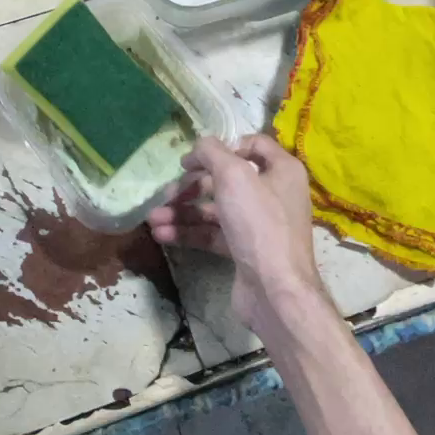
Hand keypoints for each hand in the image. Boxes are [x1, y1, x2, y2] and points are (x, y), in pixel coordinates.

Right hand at [148, 134, 328, 337]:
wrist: (275, 290)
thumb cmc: (259, 223)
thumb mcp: (233, 176)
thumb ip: (212, 152)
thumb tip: (199, 146)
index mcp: (281, 170)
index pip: (252, 144)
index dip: (222, 147)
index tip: (194, 159)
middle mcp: (273, 194)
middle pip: (226, 180)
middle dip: (191, 186)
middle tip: (166, 193)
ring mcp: (259, 225)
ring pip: (215, 210)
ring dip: (183, 211)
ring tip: (153, 219)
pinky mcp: (245, 250)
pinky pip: (213, 234)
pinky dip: (189, 232)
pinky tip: (163, 235)